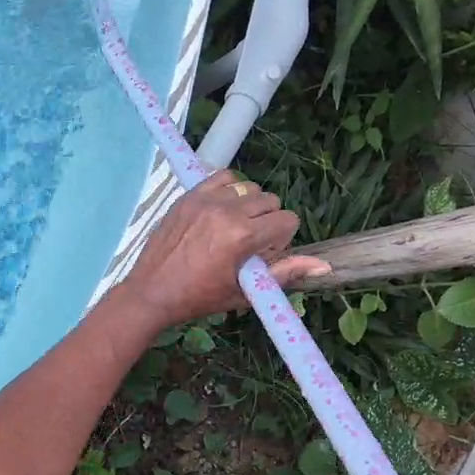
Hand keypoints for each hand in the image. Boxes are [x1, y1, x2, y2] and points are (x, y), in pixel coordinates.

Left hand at [115, 171, 329, 328]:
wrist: (151, 292)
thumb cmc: (198, 298)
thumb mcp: (244, 292)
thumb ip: (284, 274)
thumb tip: (323, 266)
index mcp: (242, 237)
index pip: (287, 220)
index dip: (280, 240)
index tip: (263, 254)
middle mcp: (226, 212)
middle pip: (271, 201)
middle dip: (267, 222)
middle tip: (247, 245)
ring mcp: (205, 200)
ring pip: (249, 188)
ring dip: (248, 206)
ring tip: (232, 228)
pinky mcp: (189, 196)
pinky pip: (223, 177)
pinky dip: (228, 190)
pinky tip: (221, 210)